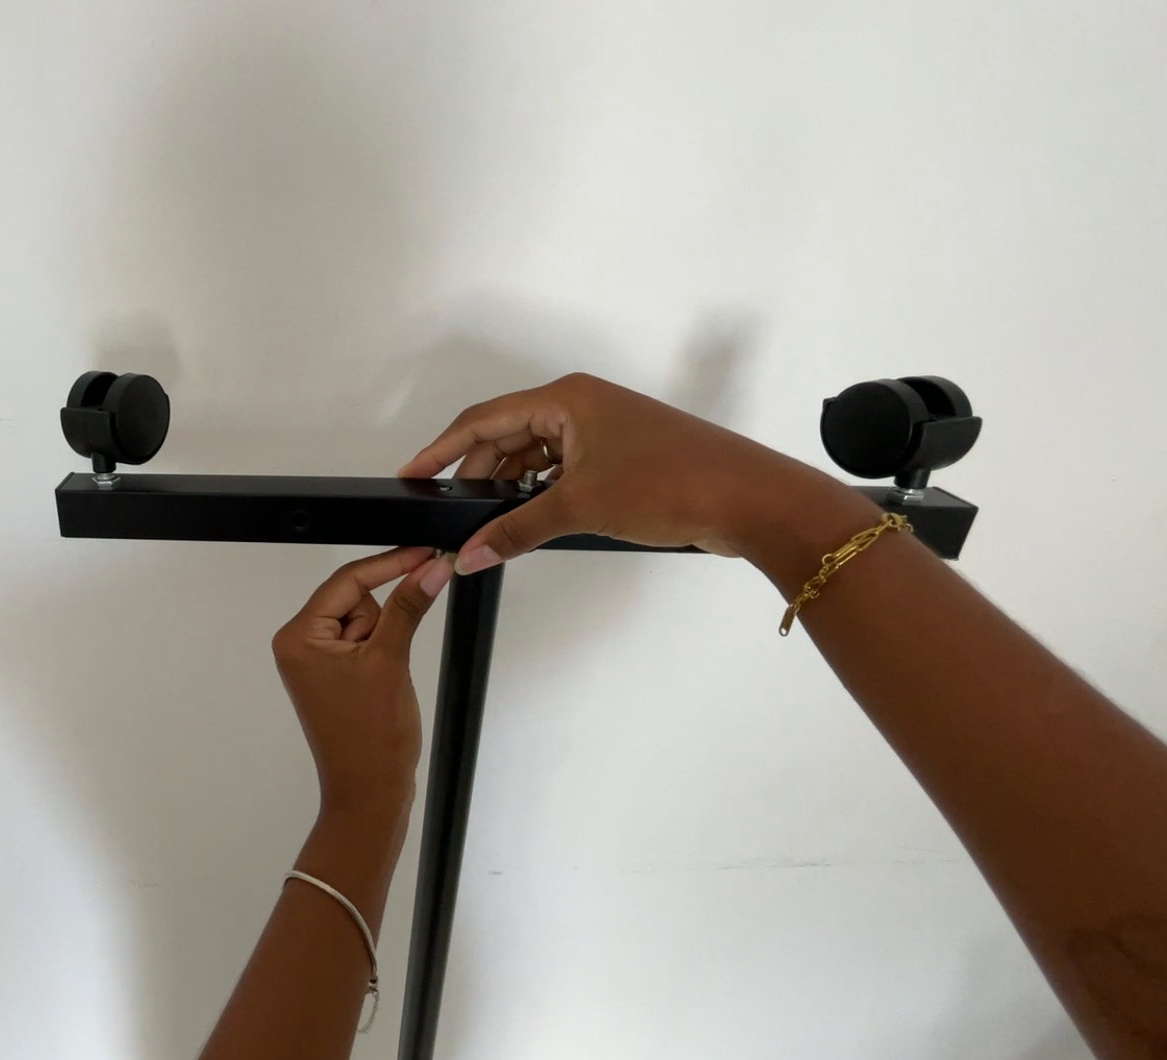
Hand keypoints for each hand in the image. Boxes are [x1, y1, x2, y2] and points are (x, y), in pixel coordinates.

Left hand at [272, 548, 452, 817]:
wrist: (370, 793)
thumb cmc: (371, 736)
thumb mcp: (390, 661)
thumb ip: (408, 607)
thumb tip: (431, 568)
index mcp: (298, 636)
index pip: (347, 581)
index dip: (390, 564)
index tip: (426, 553)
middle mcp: (298, 643)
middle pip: (354, 598)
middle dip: (382, 619)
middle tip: (388, 658)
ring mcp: (314, 660)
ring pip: (363, 619)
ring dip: (383, 639)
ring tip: (383, 679)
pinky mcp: (332, 673)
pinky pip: (362, 641)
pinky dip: (381, 652)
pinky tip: (381, 683)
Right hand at [398, 373, 870, 572]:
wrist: (755, 501)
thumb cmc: (674, 483)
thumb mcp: (579, 507)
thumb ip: (515, 530)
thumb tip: (471, 554)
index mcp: (565, 399)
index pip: (483, 420)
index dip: (442, 449)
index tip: (412, 471)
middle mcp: (579, 405)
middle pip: (505, 435)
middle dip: (475, 473)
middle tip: (450, 508)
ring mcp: (599, 429)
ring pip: (532, 454)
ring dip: (507, 485)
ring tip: (487, 519)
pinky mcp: (616, 453)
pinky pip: (557, 467)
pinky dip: (537, 491)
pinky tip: (527, 516)